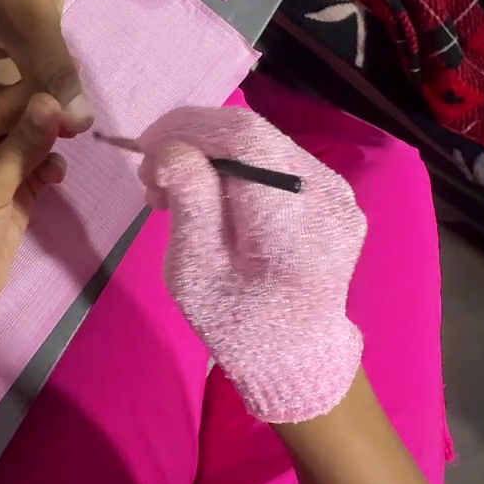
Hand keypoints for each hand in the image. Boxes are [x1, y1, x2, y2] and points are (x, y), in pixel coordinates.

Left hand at [0, 85, 66, 348]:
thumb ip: (23, 142)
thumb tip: (53, 97)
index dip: (30, 94)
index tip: (69, 78)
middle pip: (12, 125)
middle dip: (44, 119)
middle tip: (80, 110)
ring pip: (25, 149)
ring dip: (46, 145)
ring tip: (73, 141)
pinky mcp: (7, 204)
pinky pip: (31, 175)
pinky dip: (45, 170)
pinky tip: (58, 173)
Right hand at [141, 106, 366, 423]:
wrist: (298, 356)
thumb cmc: (238, 322)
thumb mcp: (195, 272)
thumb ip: (189, 202)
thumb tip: (169, 146)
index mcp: (294, 223)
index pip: (244, 139)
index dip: (188, 127)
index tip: (146, 147)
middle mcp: (327, 194)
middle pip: (250, 132)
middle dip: (190, 138)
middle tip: (152, 173)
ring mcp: (337, 190)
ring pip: (258, 139)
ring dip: (207, 150)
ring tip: (173, 187)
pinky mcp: (332, 190)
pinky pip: (272, 156)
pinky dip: (231, 163)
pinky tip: (209, 192)